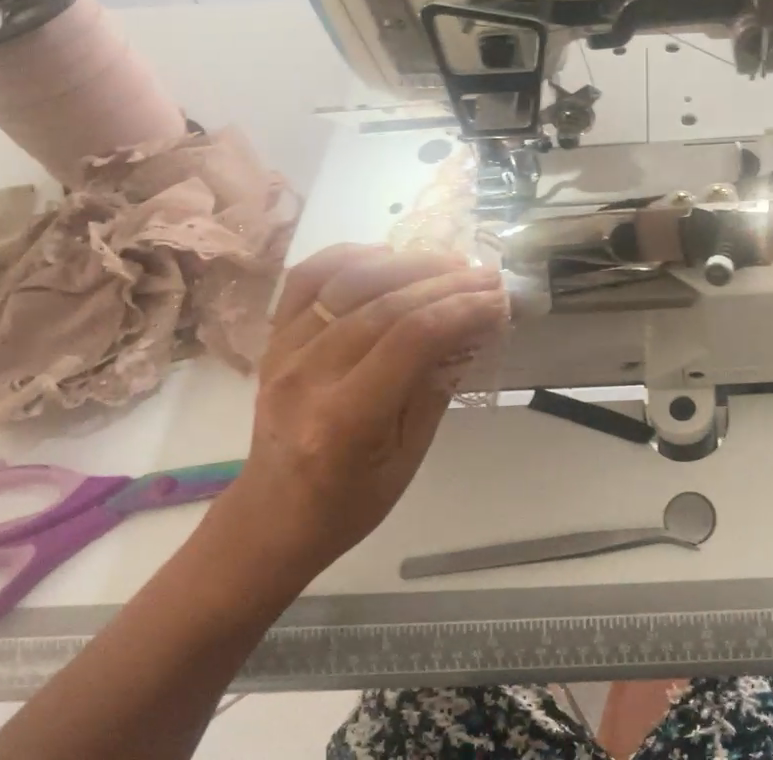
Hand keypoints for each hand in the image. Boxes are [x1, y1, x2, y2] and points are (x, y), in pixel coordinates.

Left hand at [219, 244, 507, 573]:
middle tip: (488, 277)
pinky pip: (307, 278)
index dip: (463, 310)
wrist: (274, 515)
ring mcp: (283, 352)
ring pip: (349, 281)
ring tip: (450, 264)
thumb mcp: (411, 455)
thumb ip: (438, 385)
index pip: (413, 339)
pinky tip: (388, 256)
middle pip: (385, 304)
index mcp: (345, 420)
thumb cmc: (351, 501)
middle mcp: (307, 376)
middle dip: (447, 283)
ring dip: (408, 264)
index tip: (500, 300)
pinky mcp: (272, 339)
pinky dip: (350, 256)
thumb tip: (476, 327)